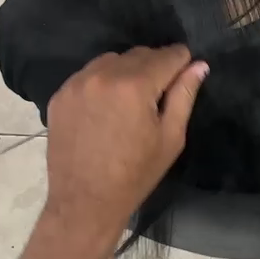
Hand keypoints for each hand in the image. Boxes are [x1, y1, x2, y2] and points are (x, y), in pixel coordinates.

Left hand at [43, 45, 207, 233]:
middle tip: (157, 95)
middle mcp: (105, 74)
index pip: (168, 54)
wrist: (83, 204)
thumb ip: (184, 95)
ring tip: (128, 101)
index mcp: (135, 86)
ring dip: (127, 71)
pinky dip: (102, 82)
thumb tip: (199, 64)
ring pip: (114, 60)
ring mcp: (78, 82)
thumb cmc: (134, 175)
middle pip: (141, 54)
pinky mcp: (61, 94)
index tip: (184, 74)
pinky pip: (89, 74)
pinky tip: (104, 107)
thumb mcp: (170, 138)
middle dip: (155, 67)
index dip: (181, 62)